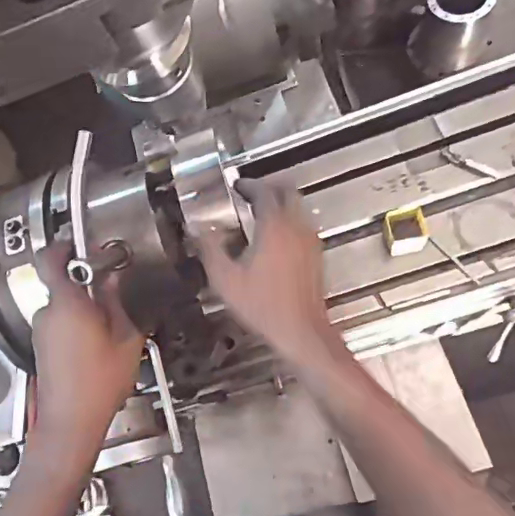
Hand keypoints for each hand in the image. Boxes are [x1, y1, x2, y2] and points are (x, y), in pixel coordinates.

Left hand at [30, 242, 145, 442]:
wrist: (71, 421)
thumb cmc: (99, 380)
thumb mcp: (125, 337)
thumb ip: (115, 302)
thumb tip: (111, 281)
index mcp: (66, 304)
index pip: (51, 260)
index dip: (63, 246)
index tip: (80, 245)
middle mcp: (47, 313)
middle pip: (63, 285)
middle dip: (86, 286)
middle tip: (112, 294)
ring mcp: (41, 332)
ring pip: (63, 307)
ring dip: (83, 309)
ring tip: (110, 326)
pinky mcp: (41, 348)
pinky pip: (59, 324)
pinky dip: (76, 326)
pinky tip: (97, 344)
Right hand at [199, 182, 341, 367]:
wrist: (301, 331)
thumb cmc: (266, 307)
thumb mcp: (226, 279)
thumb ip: (210, 249)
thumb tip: (198, 232)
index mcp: (274, 228)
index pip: (264, 191)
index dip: (249, 184)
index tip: (238, 186)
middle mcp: (296, 229)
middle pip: (288, 191)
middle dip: (268, 186)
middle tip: (251, 191)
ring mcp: (309, 241)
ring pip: (298, 207)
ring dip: (280, 202)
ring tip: (259, 210)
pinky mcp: (316, 256)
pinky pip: (302, 225)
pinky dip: (288, 220)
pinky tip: (274, 237)